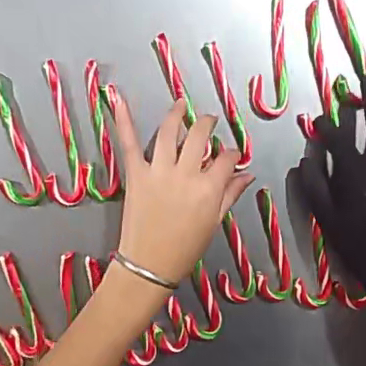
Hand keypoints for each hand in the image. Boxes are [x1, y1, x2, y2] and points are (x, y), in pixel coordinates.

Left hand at [109, 90, 254, 282]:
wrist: (149, 265)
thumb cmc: (184, 249)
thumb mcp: (214, 223)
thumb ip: (230, 195)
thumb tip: (247, 175)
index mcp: (209, 188)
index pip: (226, 158)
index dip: (232, 154)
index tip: (232, 155)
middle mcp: (186, 174)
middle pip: (200, 136)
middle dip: (208, 125)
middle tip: (209, 121)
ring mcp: (159, 171)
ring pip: (170, 132)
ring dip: (177, 115)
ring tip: (181, 105)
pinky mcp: (136, 174)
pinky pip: (129, 143)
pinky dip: (123, 120)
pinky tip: (118, 100)